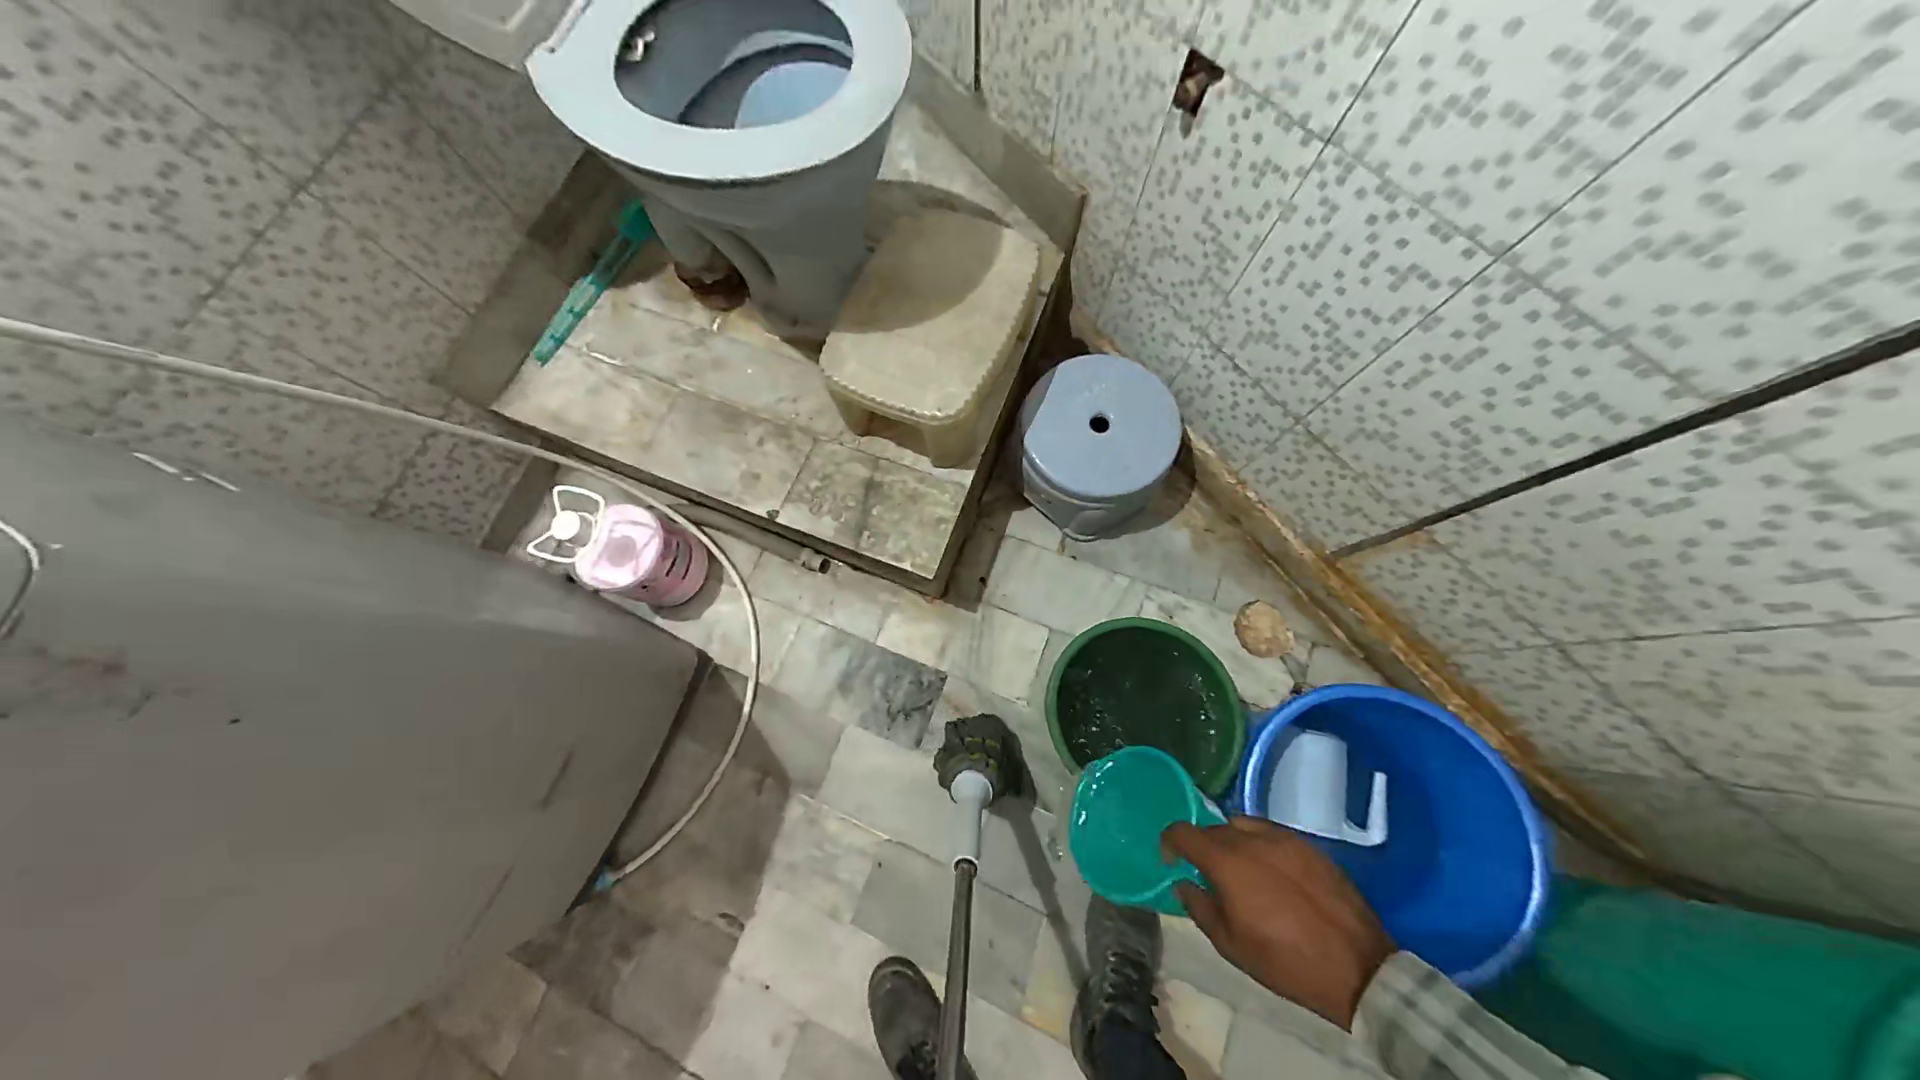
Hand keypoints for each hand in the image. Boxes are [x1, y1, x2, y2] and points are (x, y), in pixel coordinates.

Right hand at [1163, 816, 1393, 1029]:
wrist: (1358, 969)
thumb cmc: (1286, 962)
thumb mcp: (1231, 945)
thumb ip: (1200, 908)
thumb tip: (1185, 884)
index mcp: (1227, 862)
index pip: (1184, 831)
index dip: (1170, 842)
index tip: (1172, 861)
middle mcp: (1252, 840)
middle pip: (1213, 829)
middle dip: (1203, 847)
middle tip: (1209, 876)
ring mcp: (1284, 839)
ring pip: (1243, 826)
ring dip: (1232, 842)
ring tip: (1241, 870)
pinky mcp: (1310, 846)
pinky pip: (1272, 833)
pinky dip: (1261, 844)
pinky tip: (1271, 872)